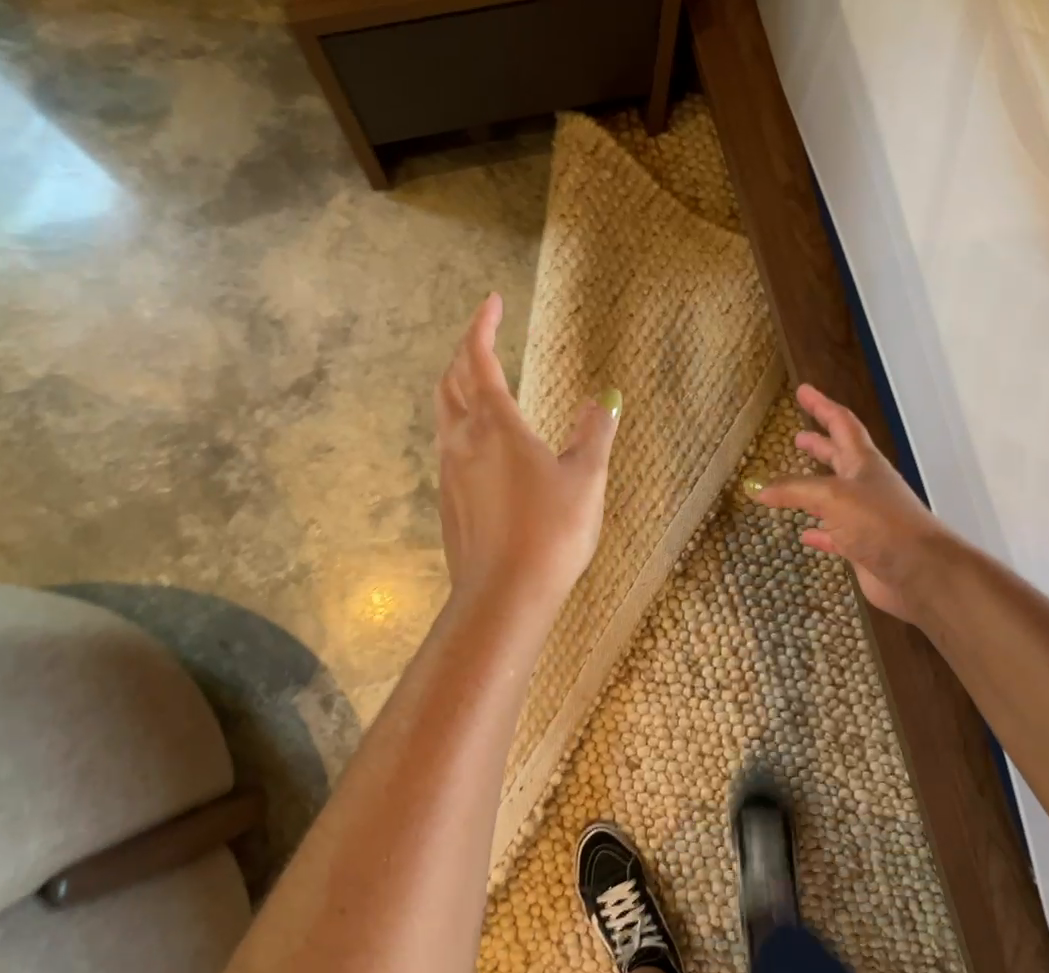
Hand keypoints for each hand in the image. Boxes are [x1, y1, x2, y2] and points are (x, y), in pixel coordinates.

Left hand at [435, 293, 619, 618]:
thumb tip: (604, 399)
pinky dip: (460, 423)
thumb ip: (594, 433)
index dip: (483, 325)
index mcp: (495, 425)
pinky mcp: (449, 501)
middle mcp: (463, 441)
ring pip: (443, 414)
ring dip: (456, 386)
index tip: (492, 301)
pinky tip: (480, 441)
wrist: (505, 595)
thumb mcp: (585, 479)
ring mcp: (450, 472)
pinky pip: (449, 446)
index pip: (478, 359)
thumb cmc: (551, 533)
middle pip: (450, 381)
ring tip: (476, 380)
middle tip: (483, 335)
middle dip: (464, 351)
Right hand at [753, 384, 959, 624]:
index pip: (841, 424)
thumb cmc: (880, 523)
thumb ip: (795, 490)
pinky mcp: (862, 547)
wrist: (919, 571)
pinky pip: (834, 534)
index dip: (821, 406)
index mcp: (864, 463)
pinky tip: (805, 533)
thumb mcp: (832, 497)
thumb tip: (759, 489)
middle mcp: (866, 485)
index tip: (803, 390)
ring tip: (790, 483)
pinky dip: (818, 531)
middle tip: (798, 435)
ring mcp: (865, 517)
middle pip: (839, 458)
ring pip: (833, 497)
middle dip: (819, 444)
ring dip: (813, 487)